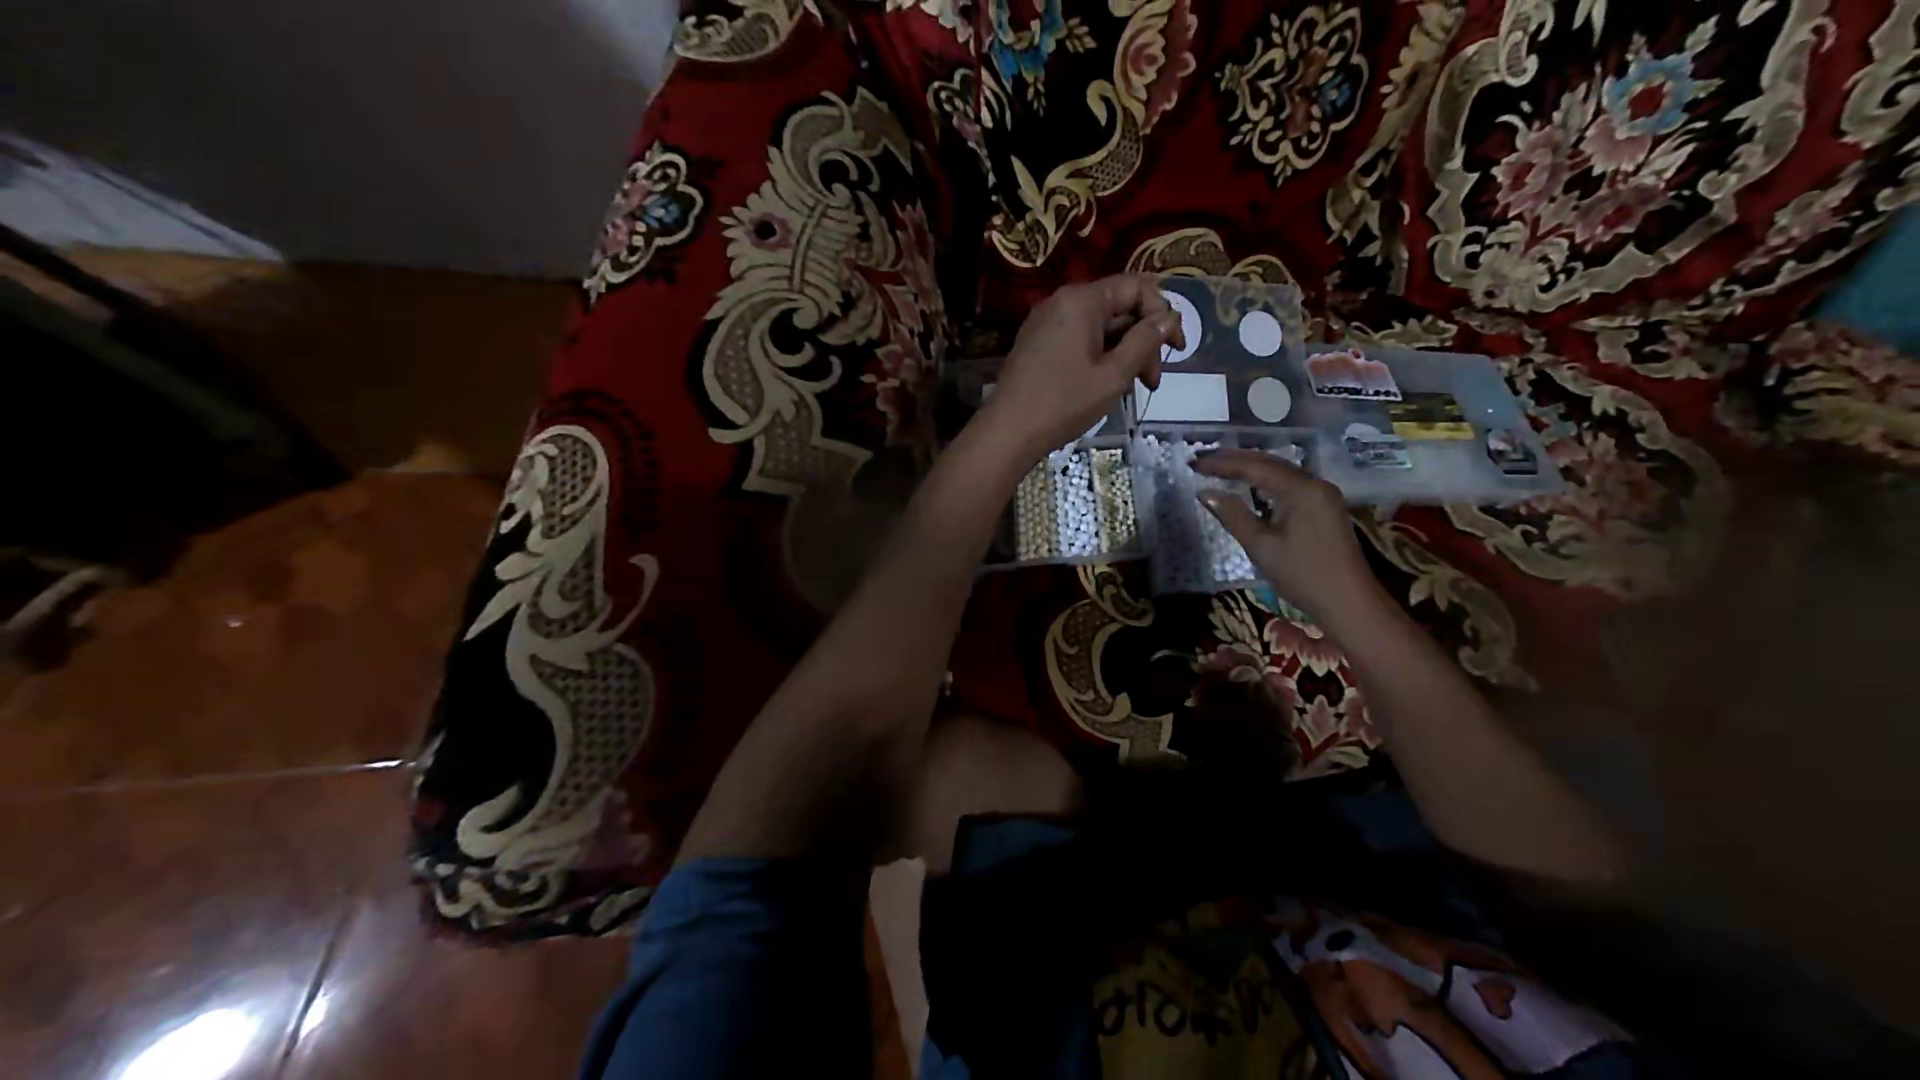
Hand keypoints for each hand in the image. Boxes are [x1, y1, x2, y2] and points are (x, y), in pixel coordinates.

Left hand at [977, 275, 1182, 460]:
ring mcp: (1046, 322)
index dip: (1163, 314)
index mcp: (1081, 301)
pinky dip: (1100, 356)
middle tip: (1153, 380)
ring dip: (1124, 352)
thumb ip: (1144, 342)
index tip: (1177, 349)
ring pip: (1099, 326)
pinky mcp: (1037, 343)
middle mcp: (1061, 302)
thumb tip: (1168, 318)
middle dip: (1143, 340)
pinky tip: (1109, 384)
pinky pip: (1079, 338)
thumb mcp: (1113, 375)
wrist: (1008, 432)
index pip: (1136, 287)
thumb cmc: (1063, 403)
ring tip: (1135, 388)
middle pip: (1117, 307)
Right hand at [1193, 450, 1384, 621]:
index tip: (1194, 464)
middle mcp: (1314, 483)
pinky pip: (1290, 484)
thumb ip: (1233, 515)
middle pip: (1269, 462)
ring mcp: (1322, 494)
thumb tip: (1205, 493)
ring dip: (1250, 468)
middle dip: (1234, 460)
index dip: (1221, 464)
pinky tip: (1250, 487)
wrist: (1349, 602)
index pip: (1254, 467)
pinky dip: (1265, 482)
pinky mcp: (1324, 507)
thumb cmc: (1302, 574)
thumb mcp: (1261, 546)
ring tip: (1220, 468)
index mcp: (1300, 489)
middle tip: (1202, 461)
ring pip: (1280, 472)